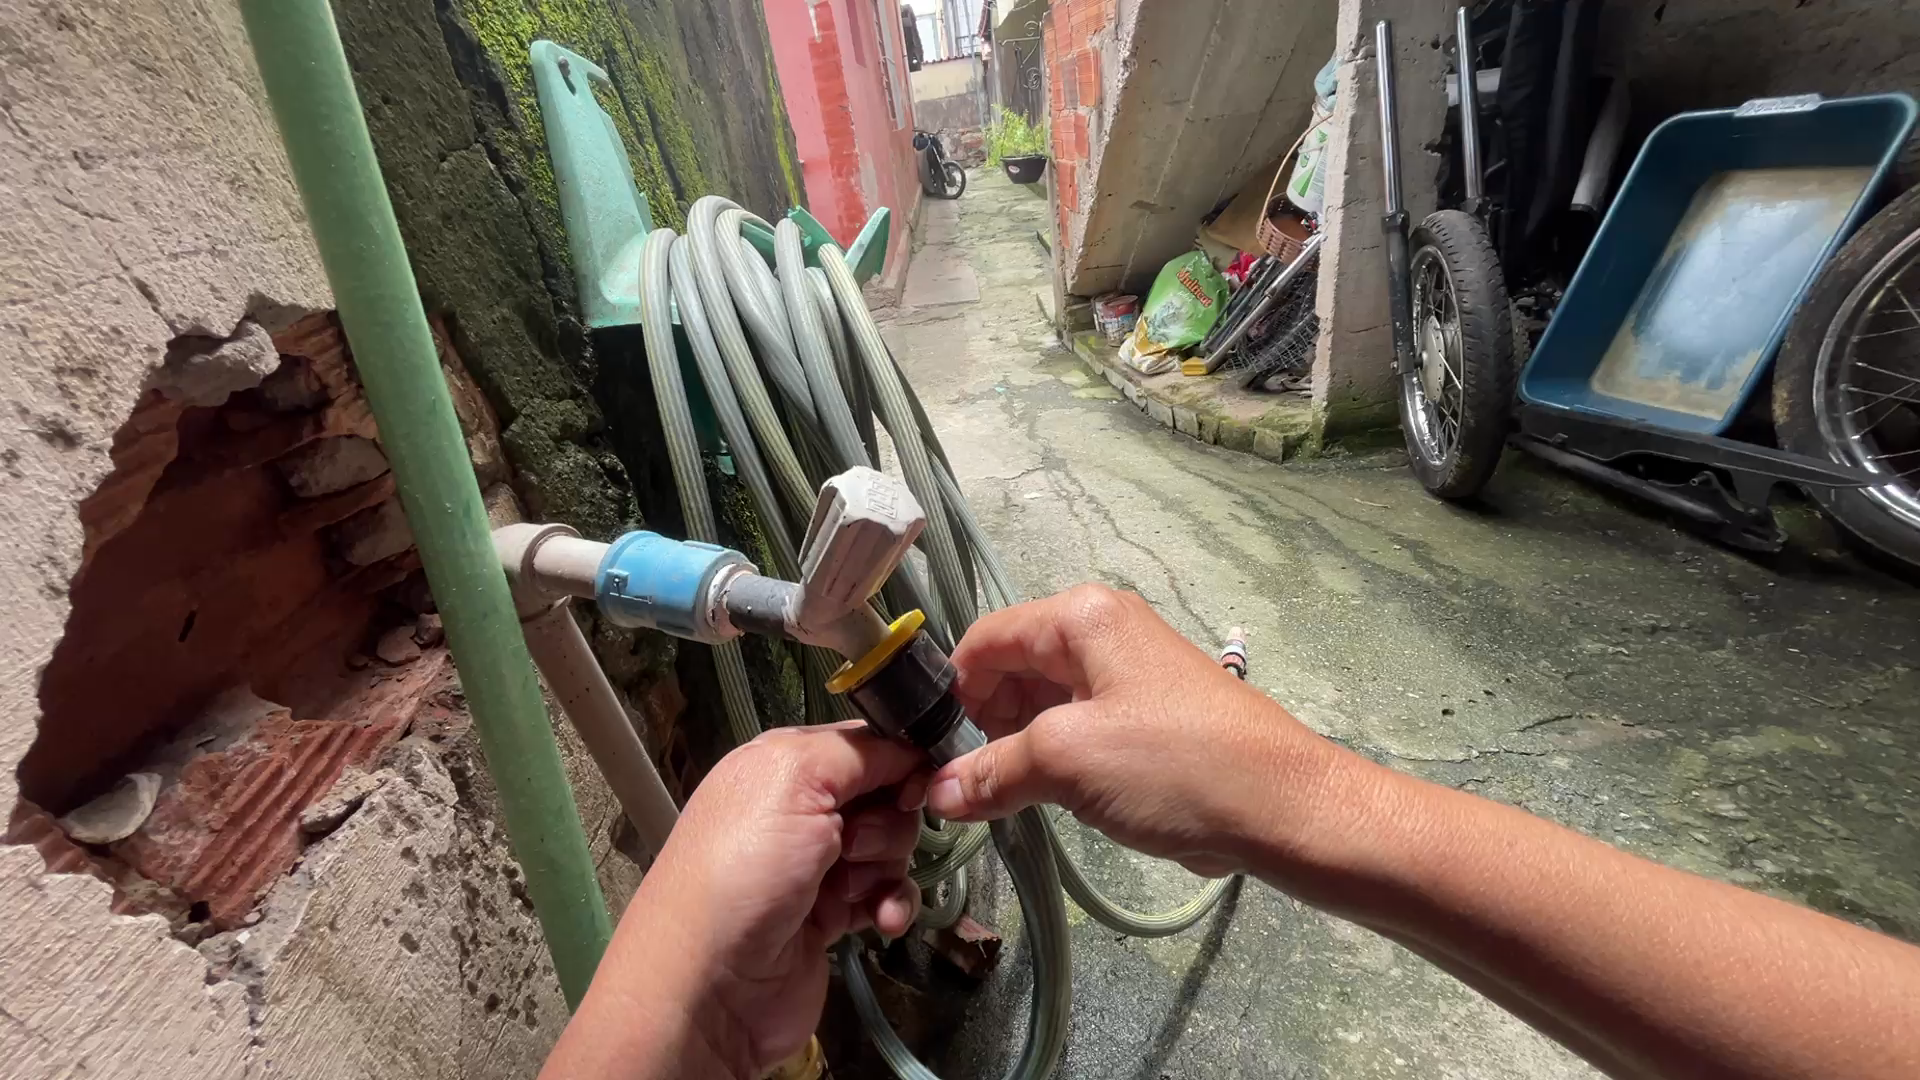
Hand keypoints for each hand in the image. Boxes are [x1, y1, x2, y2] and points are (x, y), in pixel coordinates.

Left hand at [546, 723, 928, 1079]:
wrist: (707, 990)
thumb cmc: (747, 867)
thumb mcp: (795, 779)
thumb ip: (860, 750)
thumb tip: (911, 748)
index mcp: (785, 762)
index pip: (864, 743)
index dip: (897, 759)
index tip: (912, 785)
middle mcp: (802, 807)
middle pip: (886, 793)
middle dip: (885, 820)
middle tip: (851, 845)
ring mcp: (820, 861)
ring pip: (892, 843)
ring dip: (884, 865)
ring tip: (850, 889)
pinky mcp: (835, 912)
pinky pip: (888, 892)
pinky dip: (892, 903)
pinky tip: (881, 919)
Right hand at [928, 584, 1349, 878]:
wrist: (1286, 808)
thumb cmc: (1170, 764)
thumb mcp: (1067, 761)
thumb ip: (991, 772)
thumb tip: (934, 795)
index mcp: (1081, 615)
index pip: (986, 637)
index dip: (955, 689)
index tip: (940, 748)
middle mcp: (1101, 625)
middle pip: (1014, 664)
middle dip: (990, 718)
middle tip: (988, 777)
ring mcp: (1127, 665)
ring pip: (1044, 695)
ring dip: (1022, 740)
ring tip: (1023, 790)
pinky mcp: (1145, 704)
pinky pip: (1078, 717)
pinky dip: (1057, 749)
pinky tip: (1059, 788)